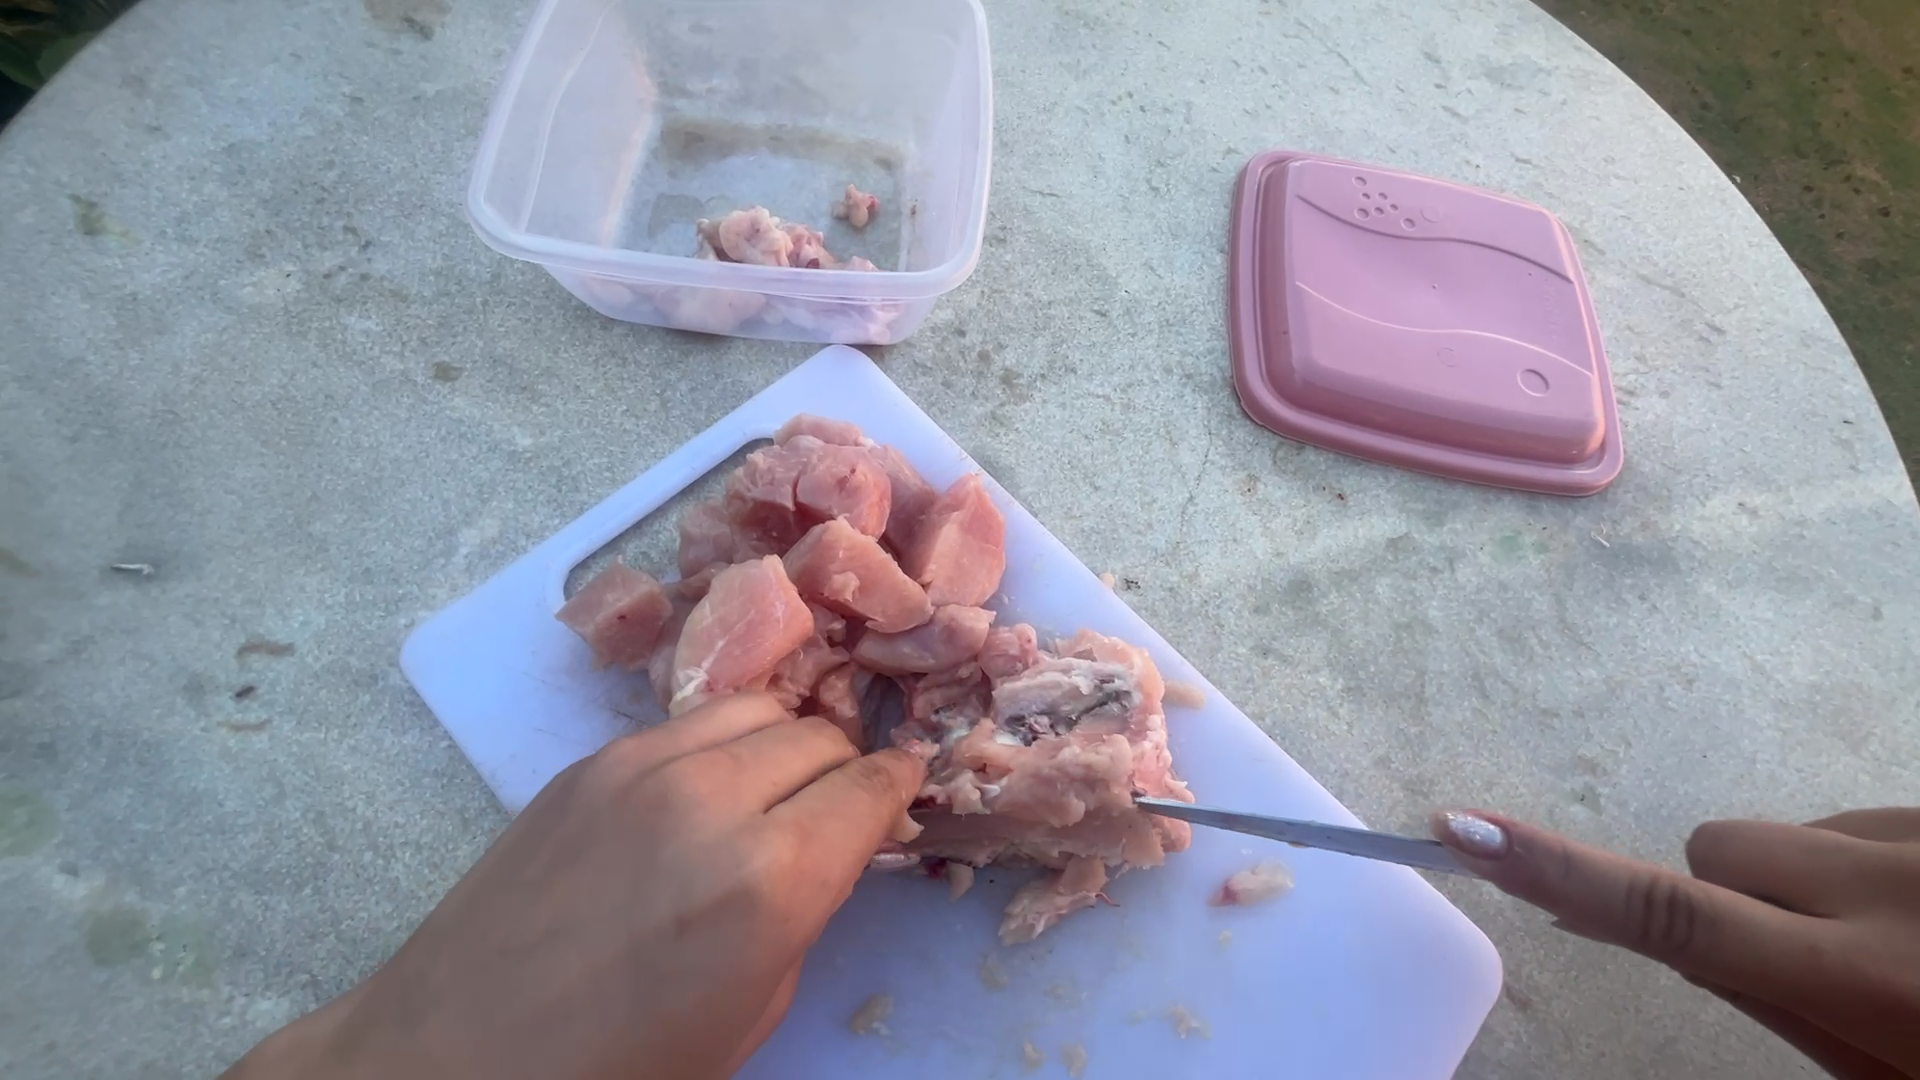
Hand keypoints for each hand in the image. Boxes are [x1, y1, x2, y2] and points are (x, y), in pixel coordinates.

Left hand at [224, 693, 925, 1079]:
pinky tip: (706, 788)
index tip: (905, 787)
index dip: (900, 784)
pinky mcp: (598, 757)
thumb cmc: (619, 1071)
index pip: (871, 788)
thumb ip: (808, 904)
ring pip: (764, 710)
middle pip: (823, 739)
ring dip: (789, 745)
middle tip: (835, 807)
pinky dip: (727, 744)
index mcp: (771, 881)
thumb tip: (836, 838)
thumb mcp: (754, 1010)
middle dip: (846, 770)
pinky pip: (696, 722)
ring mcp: (648, 765)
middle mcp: (718, 799)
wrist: (447, 1064)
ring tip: (774, 787)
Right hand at [1432, 807, 1919, 1078]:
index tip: (1464, 828)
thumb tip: (1680, 935)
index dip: (1556, 870)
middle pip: (1719, 846)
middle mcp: (1903, 888)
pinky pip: (1874, 820)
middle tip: (1838, 965)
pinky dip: (1889, 863)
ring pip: (1799, 832)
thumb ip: (1789, 1007)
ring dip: (1826, 881)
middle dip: (1737, 893)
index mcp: (1881, 981)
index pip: (1670, 916)